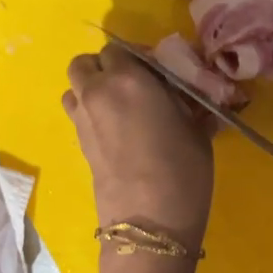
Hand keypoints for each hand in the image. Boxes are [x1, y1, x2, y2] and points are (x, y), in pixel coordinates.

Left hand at [64, 45, 213, 250]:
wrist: (150, 222)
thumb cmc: (182, 170)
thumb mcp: (198, 131)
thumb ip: (189, 104)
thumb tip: (193, 98)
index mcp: (129, 78)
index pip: (121, 49)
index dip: (139, 58)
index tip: (159, 73)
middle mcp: (98, 91)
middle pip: (85, 63)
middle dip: (106, 67)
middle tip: (135, 85)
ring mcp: (82, 119)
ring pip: (75, 87)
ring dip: (92, 89)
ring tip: (122, 106)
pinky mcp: (78, 144)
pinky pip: (78, 113)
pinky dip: (92, 112)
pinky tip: (119, 131)